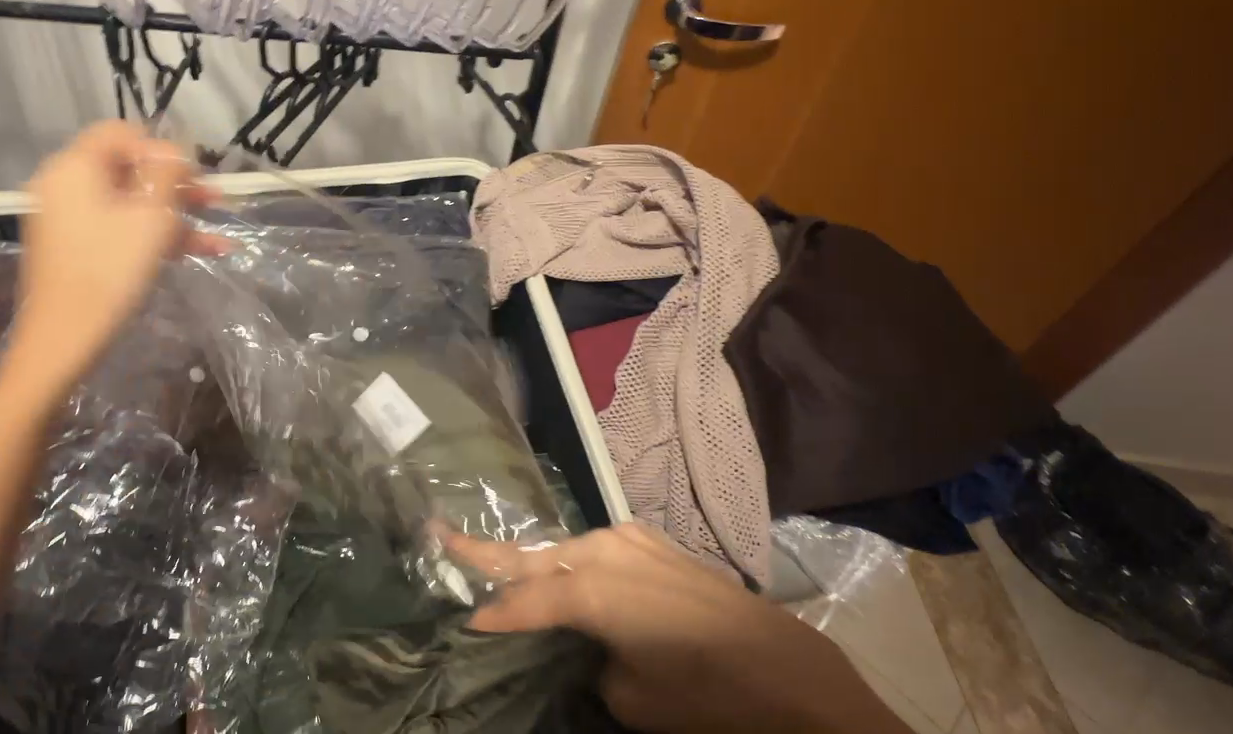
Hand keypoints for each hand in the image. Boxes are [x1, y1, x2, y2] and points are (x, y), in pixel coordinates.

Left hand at [14, 122, 223, 378]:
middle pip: (130, 170)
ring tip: (220, 238)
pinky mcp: (77, 248)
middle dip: (178, 186)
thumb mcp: (151, 216)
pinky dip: (156, 237)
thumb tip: (176, 150)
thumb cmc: (109, 271)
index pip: (122, 133)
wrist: (63, 341)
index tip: (190, 176)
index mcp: (75, 167)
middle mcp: (67, 185)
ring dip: (176, 216)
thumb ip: (168, 174)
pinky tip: (202, 252)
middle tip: (215, 199)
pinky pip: (121, 228)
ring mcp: (70, 219)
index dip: (161, 149)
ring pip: (132, 204)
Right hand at [447, 524, 911, 733]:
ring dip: (535, 559)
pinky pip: (600, 548)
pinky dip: (576, 559)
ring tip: (501, 564)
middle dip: (486, 552)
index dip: (491, 614)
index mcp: (589, 588)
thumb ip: (594, 663)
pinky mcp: (657, 544)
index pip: (523, 601)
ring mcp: (632, 540)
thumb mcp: (633, 698)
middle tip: (442, 535)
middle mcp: (603, 550)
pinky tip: (571, 568)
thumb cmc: (705, 693)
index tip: (462, 622)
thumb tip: (593, 651)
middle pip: (534, 555)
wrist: (790, 672)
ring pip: (566, 547)